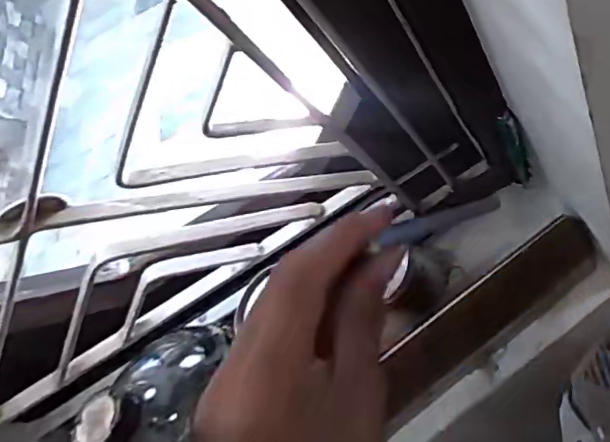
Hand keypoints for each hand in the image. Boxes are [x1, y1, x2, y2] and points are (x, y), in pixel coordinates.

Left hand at [193, 205, 404, 441]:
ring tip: (366, 263)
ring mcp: (226, 376)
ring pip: (273, 300)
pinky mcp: (229, 389)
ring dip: (320, 273)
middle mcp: (234, 362)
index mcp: (266, 365)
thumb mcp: (357, 397)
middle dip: (333, 248)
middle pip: (282, 281)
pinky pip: (269, 326)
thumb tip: (381, 260)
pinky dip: (304, 304)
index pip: (302, 272)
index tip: (384, 213)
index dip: (344, 233)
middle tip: (379, 233)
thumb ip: (363, 320)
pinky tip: (336, 304)